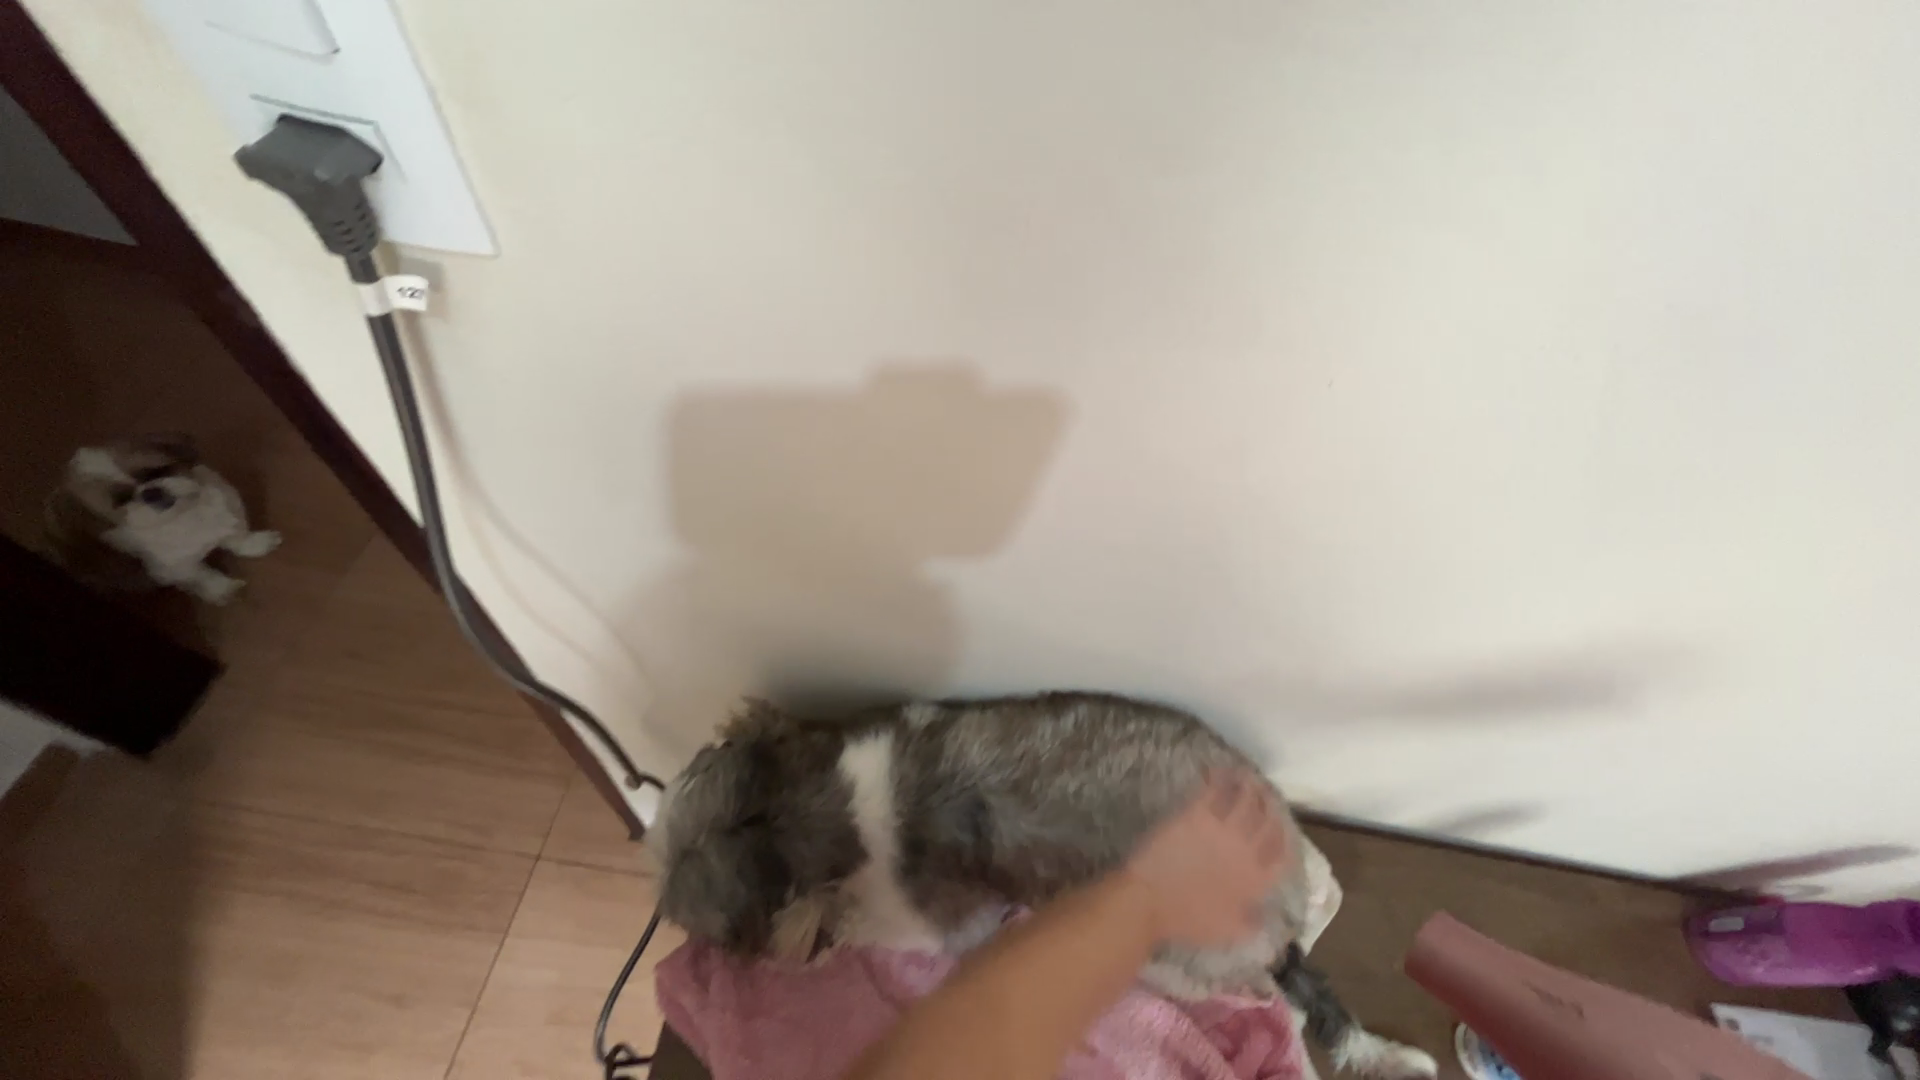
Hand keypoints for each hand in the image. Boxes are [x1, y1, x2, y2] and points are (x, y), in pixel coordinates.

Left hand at [1121, 771, 1290, 947]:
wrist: (1152, 900)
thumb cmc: (1189, 920)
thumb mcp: (1230, 932)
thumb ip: (1252, 923)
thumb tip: (1264, 915)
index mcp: (1256, 881)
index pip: (1282, 854)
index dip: (1283, 836)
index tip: (1280, 825)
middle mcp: (1245, 851)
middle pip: (1266, 820)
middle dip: (1268, 804)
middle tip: (1264, 792)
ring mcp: (1222, 830)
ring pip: (1244, 800)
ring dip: (1247, 785)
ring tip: (1245, 775)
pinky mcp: (1197, 815)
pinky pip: (1213, 790)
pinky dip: (1217, 777)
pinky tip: (1215, 769)